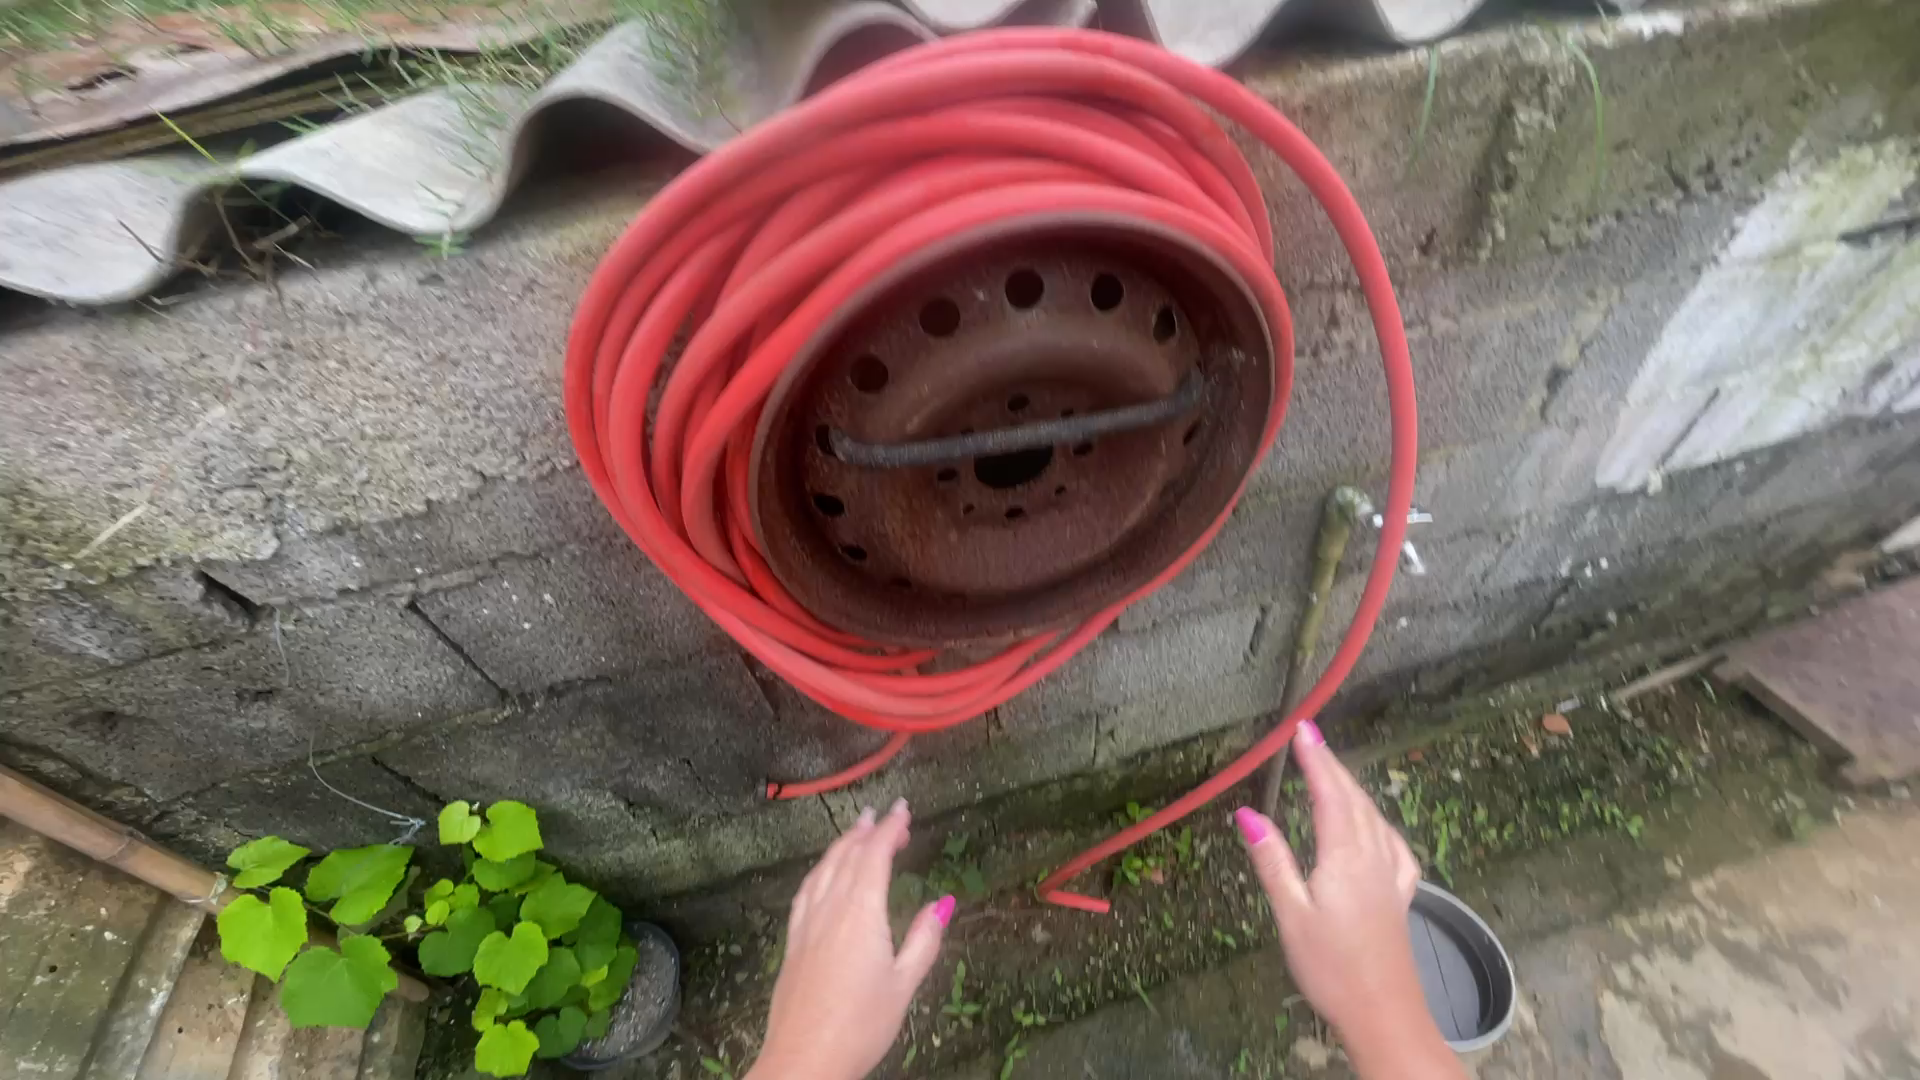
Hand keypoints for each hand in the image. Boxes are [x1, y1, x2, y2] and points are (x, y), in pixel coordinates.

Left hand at [747, 799, 952, 1079]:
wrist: (802, 1062)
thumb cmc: (860, 1025)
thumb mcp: (903, 985)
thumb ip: (924, 940)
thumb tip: (944, 902)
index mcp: (862, 912)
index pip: (876, 854)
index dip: (891, 827)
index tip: (904, 808)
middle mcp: (832, 906)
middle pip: (850, 854)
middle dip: (870, 829)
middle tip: (889, 816)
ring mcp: (808, 921)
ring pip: (825, 866)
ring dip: (844, 842)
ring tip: (859, 828)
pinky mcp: (793, 939)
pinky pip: (807, 888)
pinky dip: (821, 867)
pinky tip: (824, 870)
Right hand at [1236, 721, 1464, 1078]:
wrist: (1386, 1017)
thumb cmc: (1332, 968)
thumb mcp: (1291, 915)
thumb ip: (1272, 861)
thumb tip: (1247, 814)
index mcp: (1345, 859)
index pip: (1331, 795)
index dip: (1316, 759)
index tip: (1302, 728)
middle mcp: (1373, 859)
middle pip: (1354, 799)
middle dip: (1331, 764)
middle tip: (1310, 735)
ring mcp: (1391, 878)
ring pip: (1374, 817)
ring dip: (1352, 786)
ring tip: (1332, 767)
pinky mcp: (1400, 897)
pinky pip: (1392, 844)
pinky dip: (1378, 820)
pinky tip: (1375, 825)